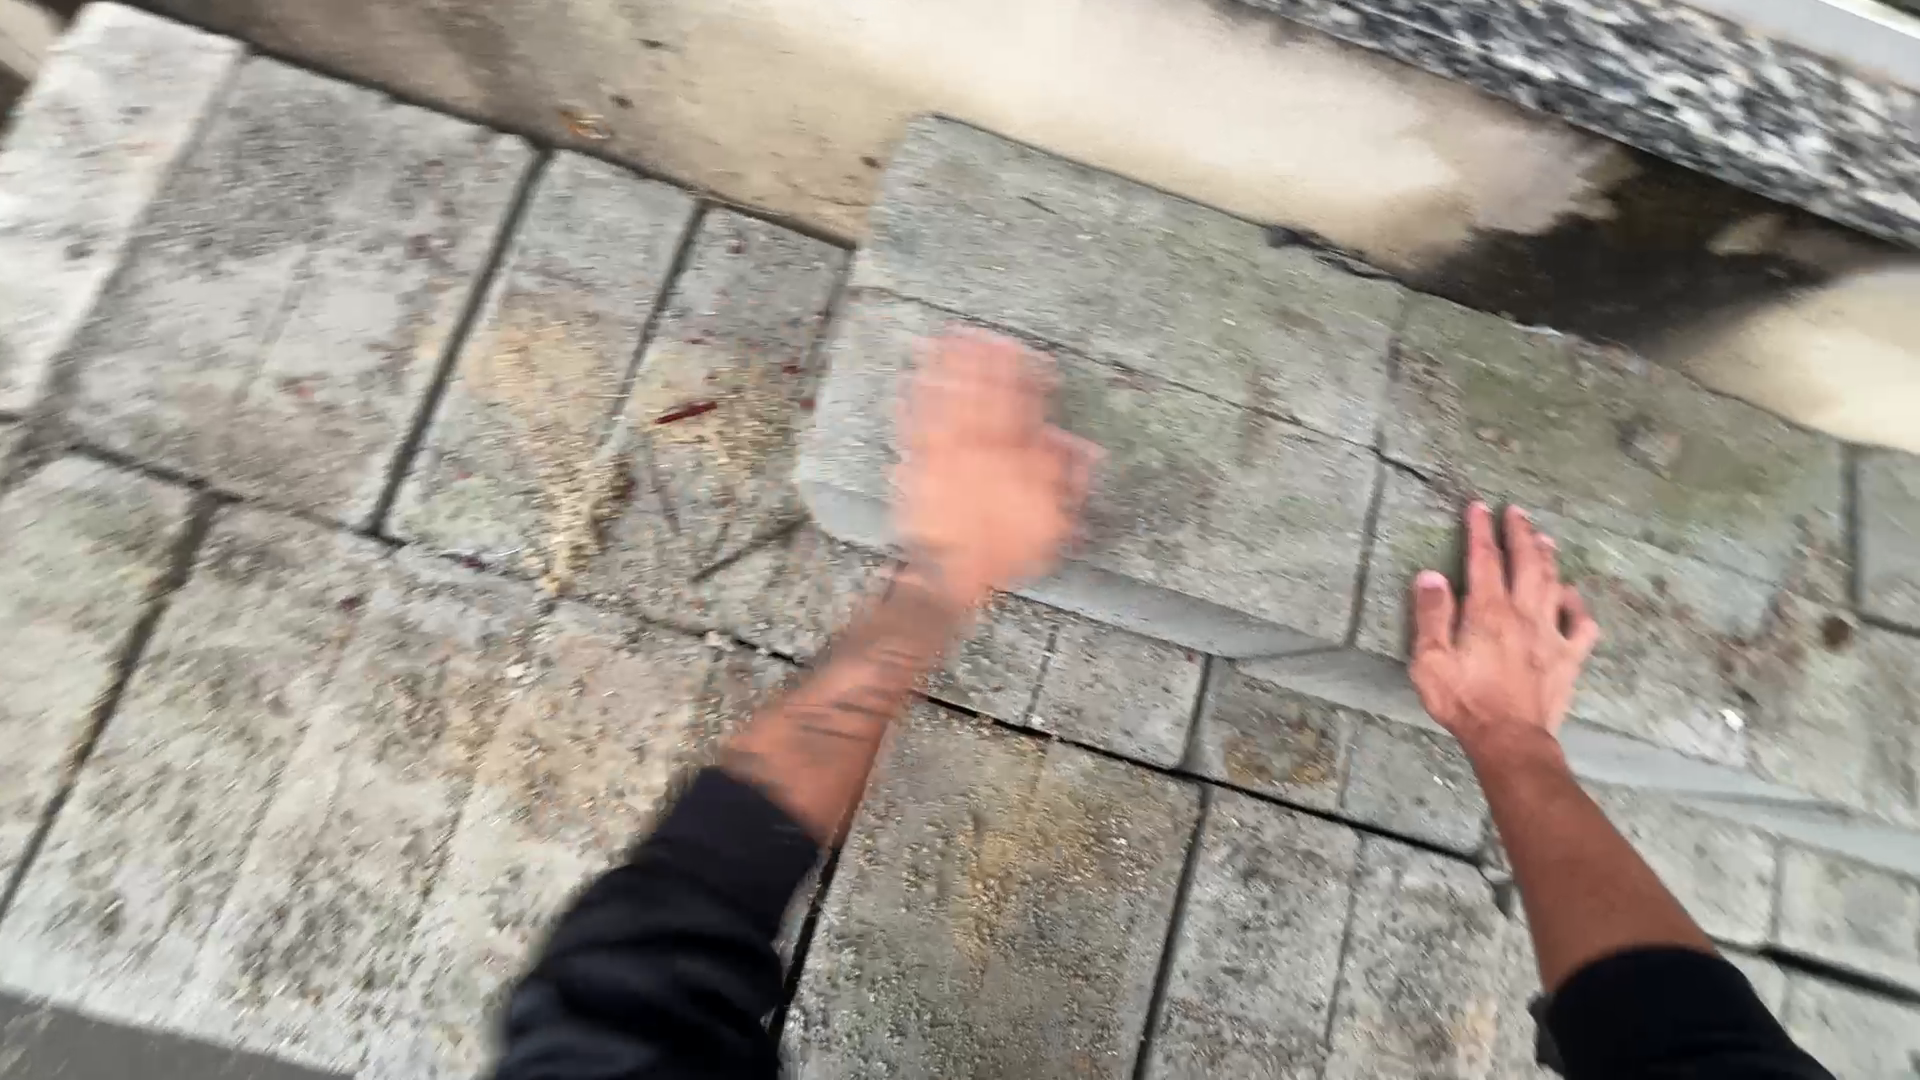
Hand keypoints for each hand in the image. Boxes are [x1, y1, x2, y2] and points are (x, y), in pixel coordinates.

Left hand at [894, 329, 1099, 610]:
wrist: (951, 573)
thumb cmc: (1002, 550)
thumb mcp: (1050, 521)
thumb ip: (1066, 479)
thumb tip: (1083, 448)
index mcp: (1013, 458)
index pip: (1024, 407)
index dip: (1028, 377)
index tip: (1032, 355)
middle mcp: (977, 449)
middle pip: (983, 394)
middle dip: (986, 361)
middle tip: (986, 333)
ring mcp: (944, 454)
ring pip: (947, 400)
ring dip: (949, 367)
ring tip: (949, 337)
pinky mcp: (918, 465)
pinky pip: (913, 424)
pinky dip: (912, 399)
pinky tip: (909, 380)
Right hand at [1408, 502, 1600, 755]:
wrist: (1509, 739)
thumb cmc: (1462, 699)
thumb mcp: (1430, 659)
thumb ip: (1431, 615)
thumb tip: (1431, 575)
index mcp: (1487, 612)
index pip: (1484, 560)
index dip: (1480, 531)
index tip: (1478, 507)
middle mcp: (1524, 615)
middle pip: (1525, 564)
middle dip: (1520, 533)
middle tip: (1515, 511)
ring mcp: (1552, 635)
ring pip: (1554, 584)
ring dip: (1548, 557)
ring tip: (1544, 537)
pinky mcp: (1569, 658)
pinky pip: (1582, 624)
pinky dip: (1577, 603)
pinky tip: (1570, 594)